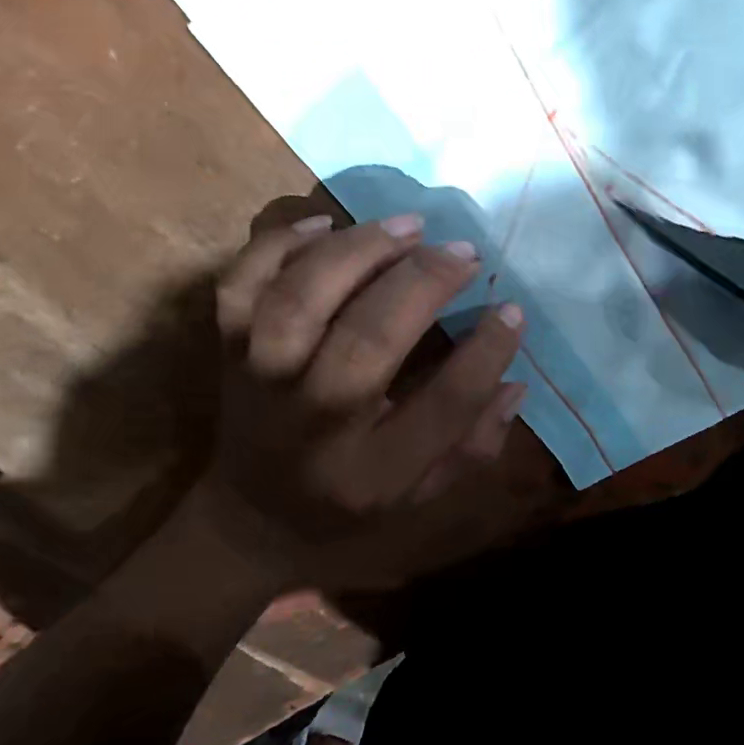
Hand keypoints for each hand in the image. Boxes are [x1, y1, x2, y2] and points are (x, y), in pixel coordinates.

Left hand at [198, 212, 555, 591]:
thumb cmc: (349, 503)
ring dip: (359, 251)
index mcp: (371, 472)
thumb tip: (516, 382)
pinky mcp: (227, 349)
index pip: (442, 405)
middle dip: (425, 283)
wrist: (249, 518)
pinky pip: (242, 283)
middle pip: (368, 339)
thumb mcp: (420, 494)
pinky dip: (280, 245)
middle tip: (465, 253)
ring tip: (410, 226)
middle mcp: (313, 423)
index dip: (486, 353)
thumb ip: (473, 445)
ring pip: (301, 300)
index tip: (513, 310)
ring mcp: (261, 380)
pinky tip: (328, 226)